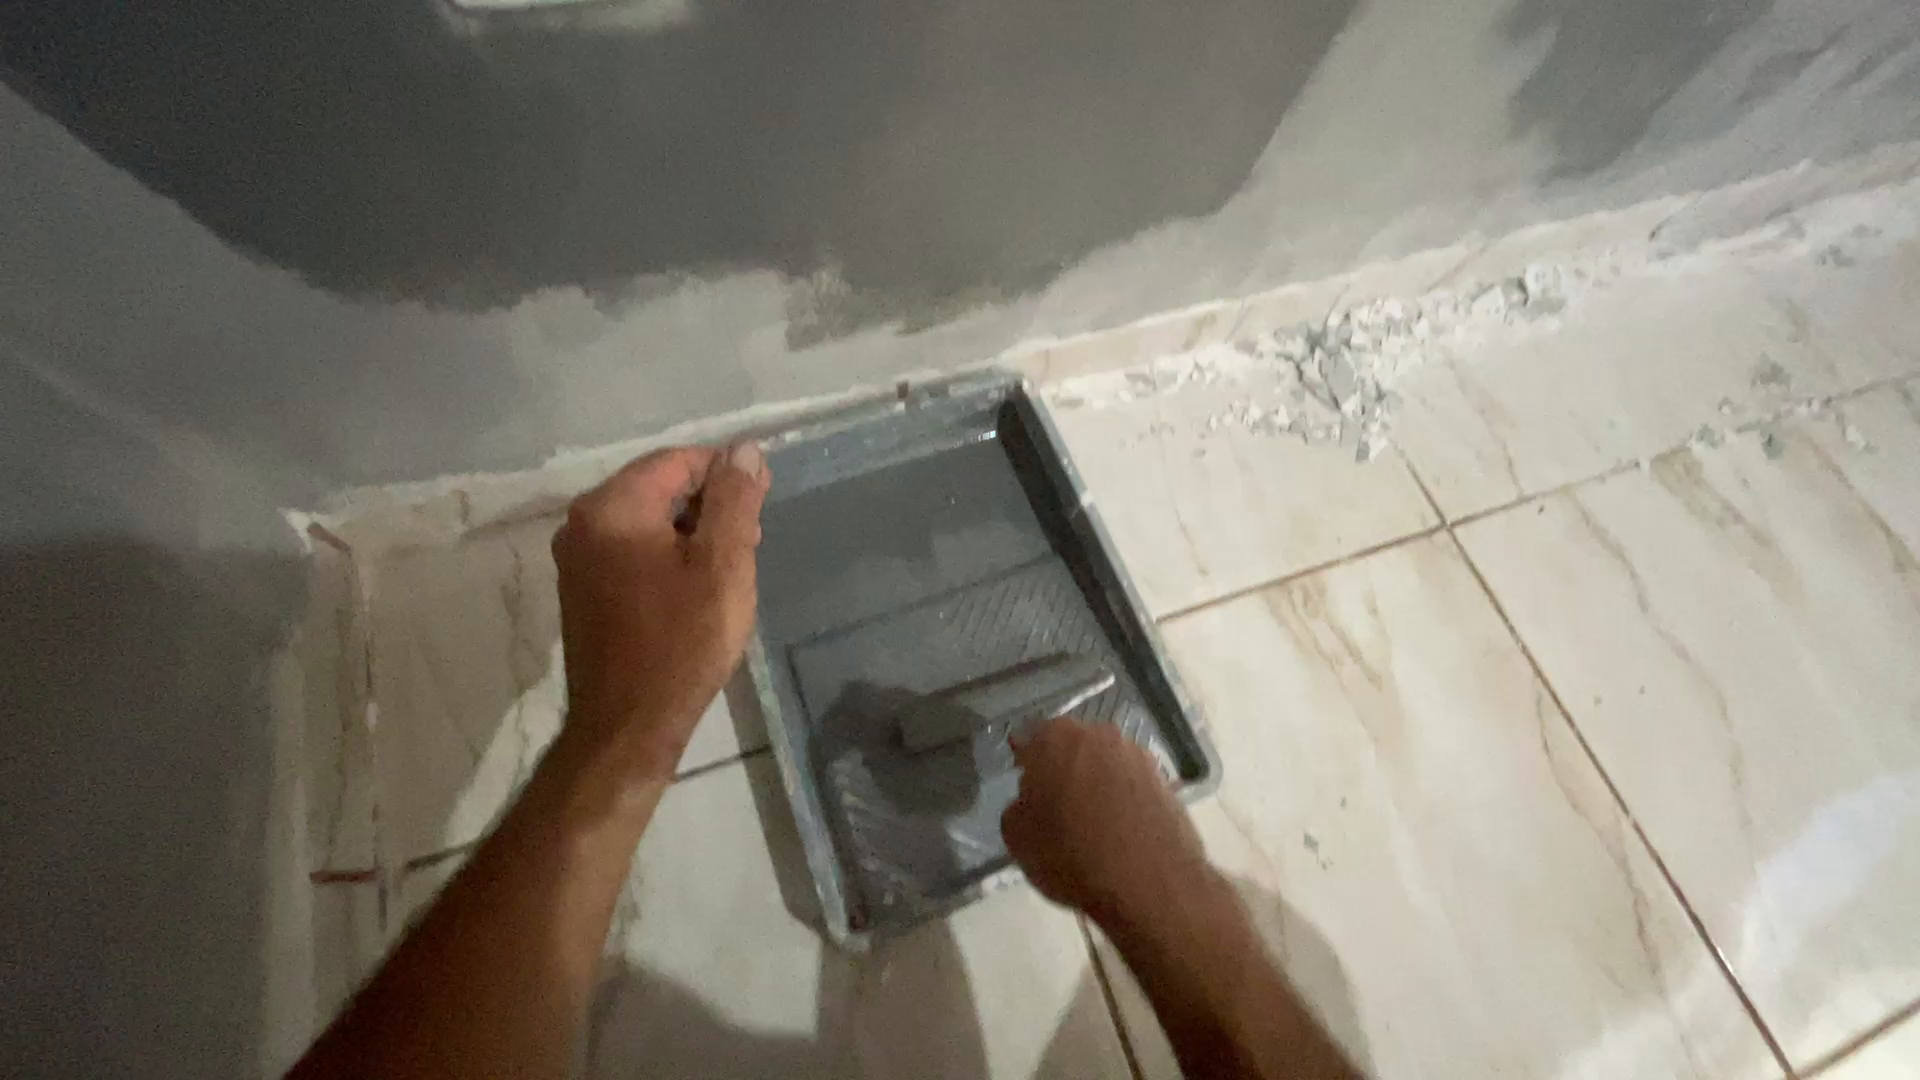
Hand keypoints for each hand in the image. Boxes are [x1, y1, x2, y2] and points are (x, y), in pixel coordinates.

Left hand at [551, 443, 770, 779]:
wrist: (630, 724)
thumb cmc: (683, 640)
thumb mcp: (724, 564)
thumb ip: (735, 500)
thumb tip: (744, 449)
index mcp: (612, 507)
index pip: (677, 461)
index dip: (726, 473)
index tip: (762, 501)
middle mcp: (582, 523)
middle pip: (659, 487)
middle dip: (710, 505)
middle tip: (752, 540)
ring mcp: (578, 559)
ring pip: (648, 521)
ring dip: (693, 532)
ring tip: (732, 566)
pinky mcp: (584, 589)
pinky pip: (633, 550)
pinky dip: (669, 555)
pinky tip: (697, 586)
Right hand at [1001, 717, 1214, 926]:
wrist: (1150, 886)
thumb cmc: (1071, 855)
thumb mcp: (1017, 837)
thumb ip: (1018, 806)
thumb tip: (1032, 800)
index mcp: (1055, 738)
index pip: (1030, 739)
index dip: (1025, 762)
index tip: (1025, 786)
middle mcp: (1098, 734)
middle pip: (1071, 747)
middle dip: (1063, 769)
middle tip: (1056, 806)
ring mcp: (1137, 755)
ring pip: (1105, 763)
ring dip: (1096, 782)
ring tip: (1093, 823)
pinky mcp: (1165, 780)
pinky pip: (1132, 784)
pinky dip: (1124, 800)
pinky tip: (1121, 833)